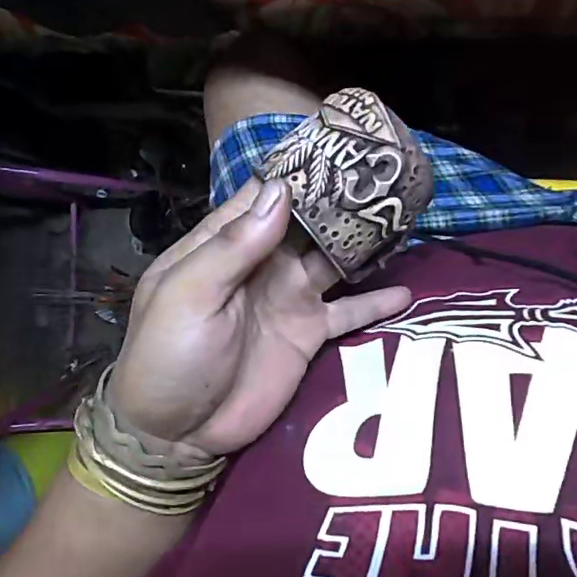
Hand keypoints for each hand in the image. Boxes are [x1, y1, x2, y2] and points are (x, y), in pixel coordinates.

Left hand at [108, 178, 412, 456]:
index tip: (341, 144)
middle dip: (340, 199)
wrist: (175, 431)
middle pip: (305, 221)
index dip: (297, 171)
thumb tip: (280, 190)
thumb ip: (232, 246)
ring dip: (364, 240)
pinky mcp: (307, 336)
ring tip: (406, 215)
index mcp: (221, 247)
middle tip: (389, 172)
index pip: (263, 195)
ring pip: (333, 259)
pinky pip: (347, 312)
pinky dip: (375, 302)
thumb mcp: (187, 296)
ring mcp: (286, 299)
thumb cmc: (169, 357)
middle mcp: (259, 265)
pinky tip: (406, 291)